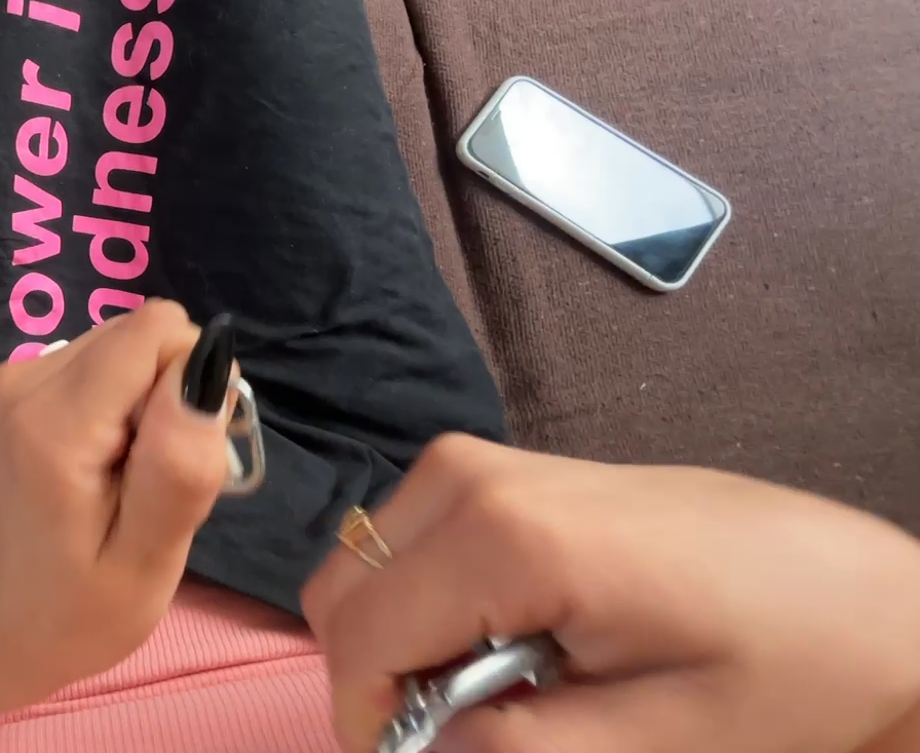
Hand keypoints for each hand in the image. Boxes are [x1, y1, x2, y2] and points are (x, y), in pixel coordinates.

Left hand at [0, 300, 235, 710]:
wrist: (13, 611)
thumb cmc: (87, 603)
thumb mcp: (149, 559)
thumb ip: (177, 466)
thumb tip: (206, 371)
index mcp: (55, 422)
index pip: (153, 333)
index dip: (190, 383)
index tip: (184, 450)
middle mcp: (28, 377)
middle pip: (140, 334)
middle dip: (172, 391)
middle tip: (156, 470)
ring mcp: (20, 371)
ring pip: (127, 341)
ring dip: (149, 395)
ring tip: (131, 466)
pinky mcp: (24, 374)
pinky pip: (105, 355)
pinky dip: (125, 395)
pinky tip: (110, 452)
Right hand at [302, 434, 919, 752]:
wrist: (844, 579)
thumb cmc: (785, 666)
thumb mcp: (677, 743)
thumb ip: (527, 750)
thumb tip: (423, 740)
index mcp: (505, 537)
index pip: (366, 629)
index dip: (364, 711)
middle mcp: (457, 477)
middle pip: (341, 589)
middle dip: (373, 671)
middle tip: (455, 726)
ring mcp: (456, 462)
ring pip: (356, 566)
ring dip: (394, 637)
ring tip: (490, 681)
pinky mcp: (463, 466)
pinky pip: (391, 545)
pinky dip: (413, 602)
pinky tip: (492, 631)